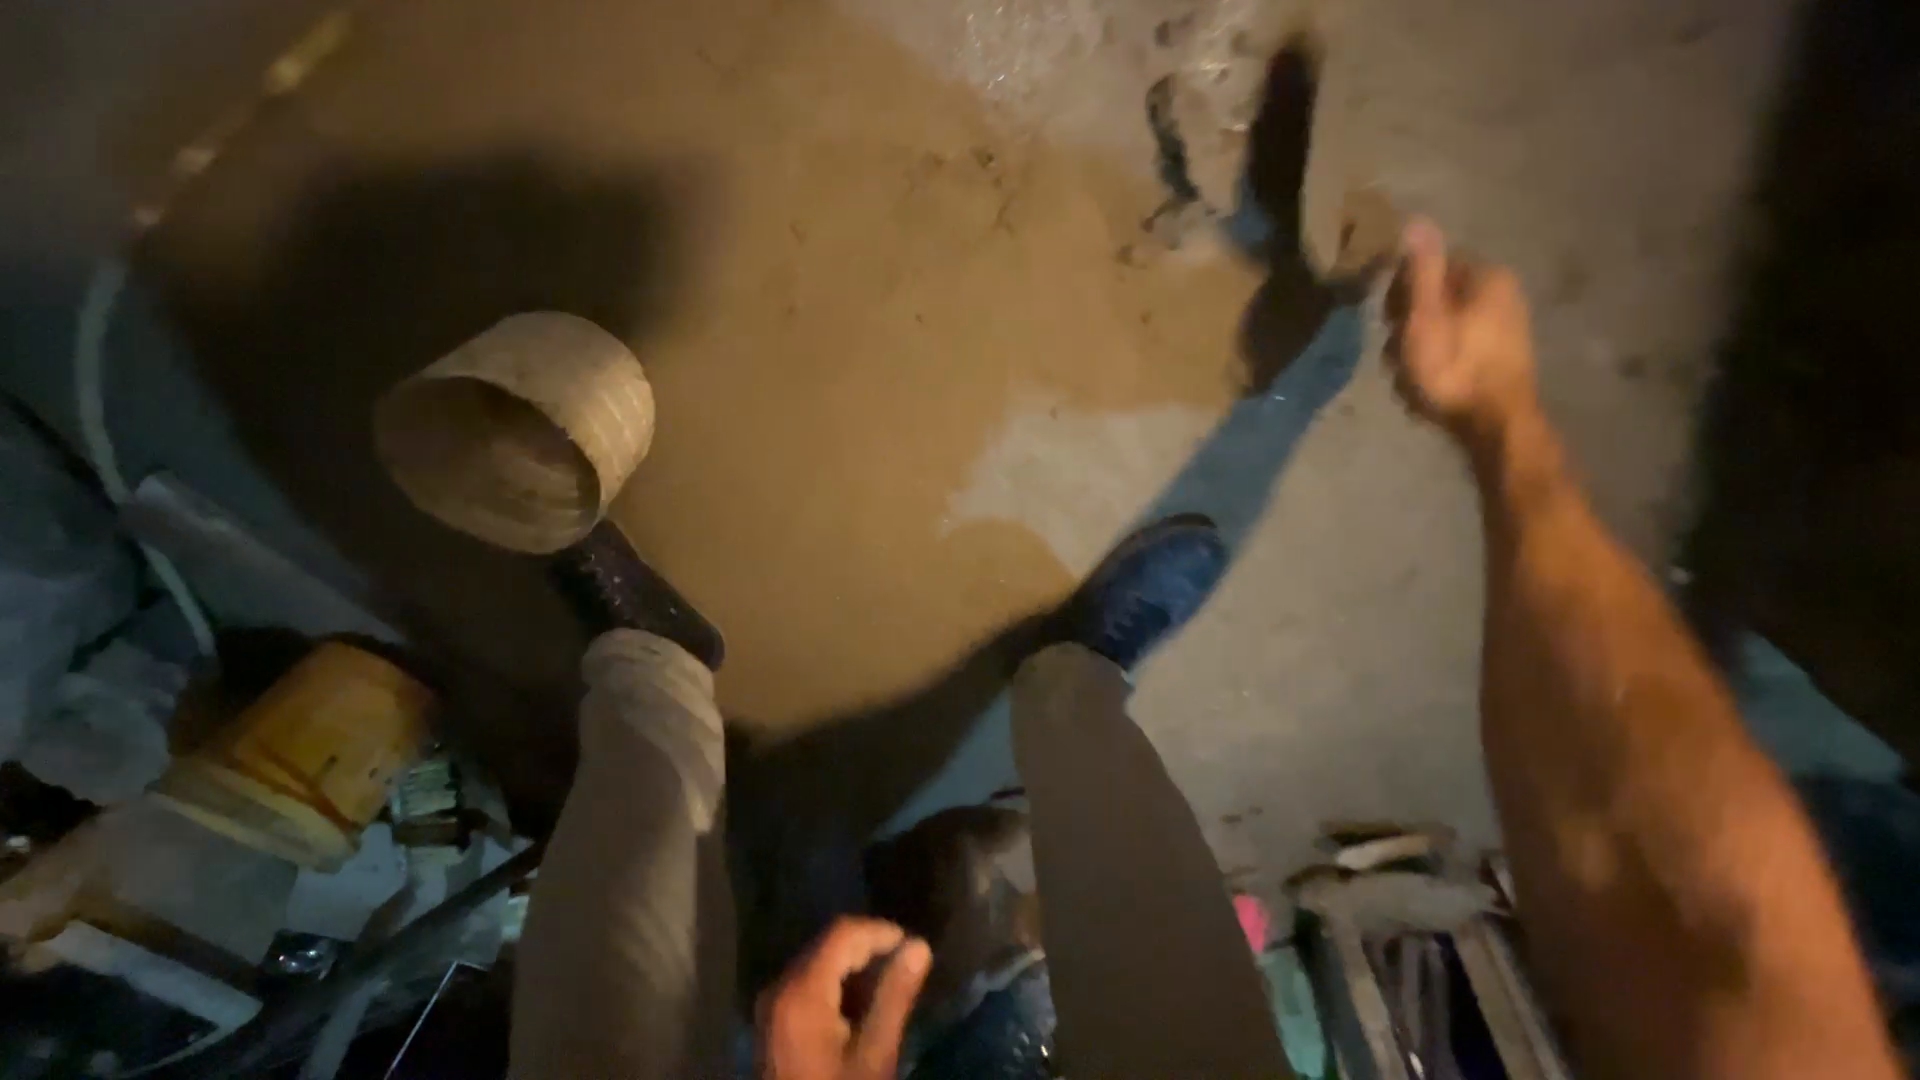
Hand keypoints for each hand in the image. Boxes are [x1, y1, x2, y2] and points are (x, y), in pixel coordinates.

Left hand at [758, 918, 932, 1079]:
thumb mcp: (875, 1054)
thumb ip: (896, 995)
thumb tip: (919, 946)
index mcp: (802, 991)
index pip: (843, 933)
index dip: (880, 931)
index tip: (912, 946)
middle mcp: (780, 988)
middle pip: (828, 944)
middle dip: (868, 948)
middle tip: (905, 968)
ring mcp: (771, 1006)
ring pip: (818, 962)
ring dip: (854, 966)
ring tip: (888, 988)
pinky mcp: (773, 1022)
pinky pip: (807, 983)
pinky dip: (836, 984)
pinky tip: (860, 1008)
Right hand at [1385, 218, 1538, 442]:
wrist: (1495, 423)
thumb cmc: (1453, 369)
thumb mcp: (1424, 318)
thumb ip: (1420, 271)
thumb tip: (1415, 221)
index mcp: (1485, 276)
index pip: (1428, 263)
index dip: (1400, 292)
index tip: (1389, 323)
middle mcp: (1503, 291)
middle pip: (1435, 295)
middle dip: (1409, 323)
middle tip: (1399, 355)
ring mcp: (1506, 323)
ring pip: (1444, 323)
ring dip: (1420, 346)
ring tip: (1412, 375)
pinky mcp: (1503, 351)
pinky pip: (1458, 344)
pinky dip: (1440, 360)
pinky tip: (1432, 383)